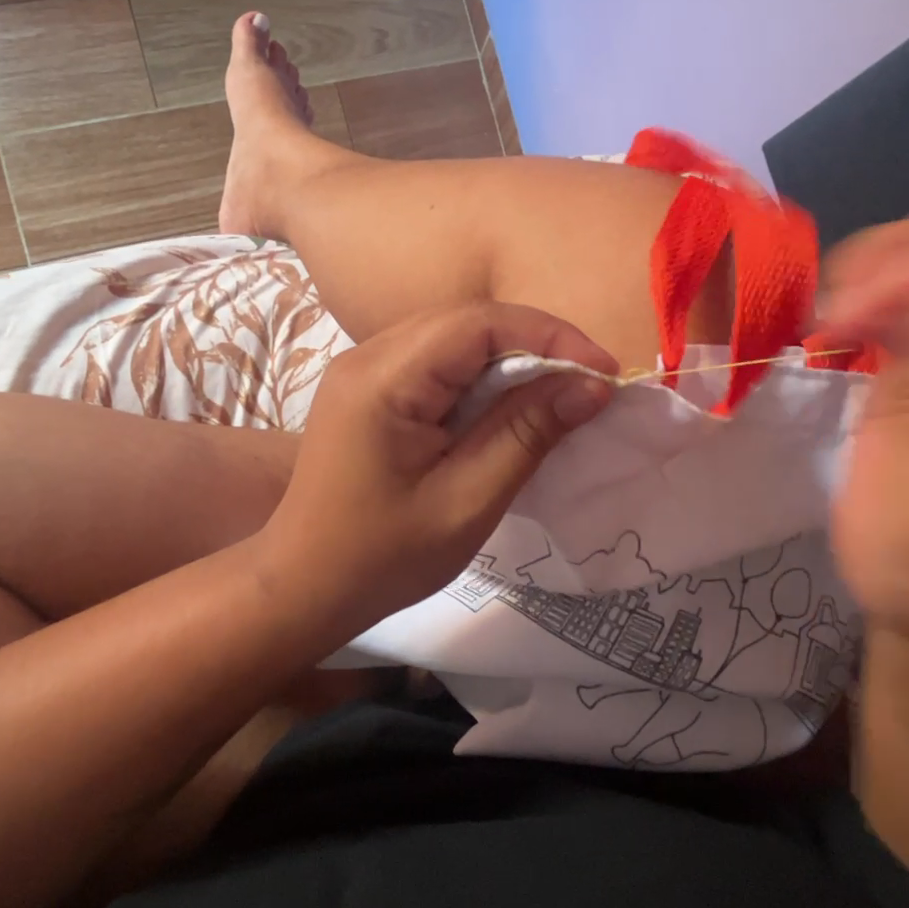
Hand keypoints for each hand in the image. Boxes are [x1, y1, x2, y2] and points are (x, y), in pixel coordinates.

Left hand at [259, 303, 614, 623]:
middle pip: (467, 322)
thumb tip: (591, 386)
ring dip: (512, 360)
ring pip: (455, 339)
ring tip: (559, 396)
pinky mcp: (368, 388)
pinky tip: (509, 408)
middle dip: (537, 345)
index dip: (550, 337)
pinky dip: (482, 378)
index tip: (604, 373)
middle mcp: (368, 356)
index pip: (480, 323)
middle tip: (589, 386)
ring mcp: (363, 369)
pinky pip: (436, 363)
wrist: (304, 585)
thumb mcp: (467, 502)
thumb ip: (526, 435)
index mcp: (384, 379)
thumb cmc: (384, 557)